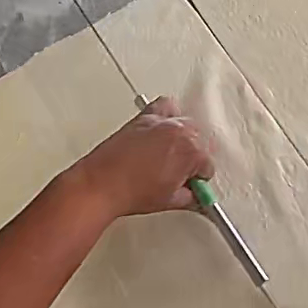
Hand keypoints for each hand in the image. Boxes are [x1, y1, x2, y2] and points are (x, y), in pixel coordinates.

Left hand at [63, 96, 214, 218]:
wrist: (100, 185)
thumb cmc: (129, 191)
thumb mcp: (169, 201)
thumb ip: (189, 196)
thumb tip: (193, 195)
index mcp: (191, 153)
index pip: (207, 164)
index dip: (200, 177)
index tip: (193, 183)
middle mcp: (179, 132)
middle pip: (199, 141)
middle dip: (192, 157)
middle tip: (180, 173)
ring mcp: (162, 123)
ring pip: (186, 123)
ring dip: (183, 136)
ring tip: (172, 152)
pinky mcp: (144, 118)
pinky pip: (165, 105)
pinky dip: (168, 113)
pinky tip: (164, 126)